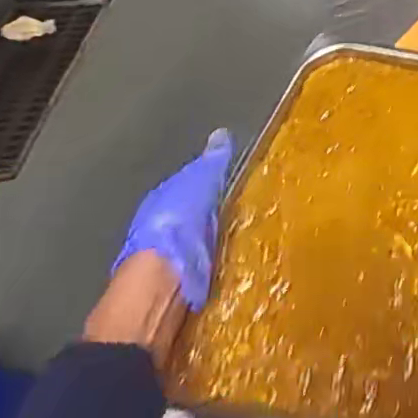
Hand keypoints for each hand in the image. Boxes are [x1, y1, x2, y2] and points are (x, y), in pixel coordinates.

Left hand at [113, 129, 235, 310]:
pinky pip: (214, 263)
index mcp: (165, 201)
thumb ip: (211, 163)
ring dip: (225, 236)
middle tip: (253, 202)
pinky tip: (246, 258)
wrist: (162, 283)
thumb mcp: (197, 184)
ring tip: (256, 231)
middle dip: (222, 209)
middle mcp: (168, 228)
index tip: (240, 175)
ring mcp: (178, 257)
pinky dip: (227, 259)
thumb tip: (221, 134)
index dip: (216, 179)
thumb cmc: (176, 225)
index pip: (193, 184)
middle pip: (200, 214)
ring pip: (207, 239)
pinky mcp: (190, 282)